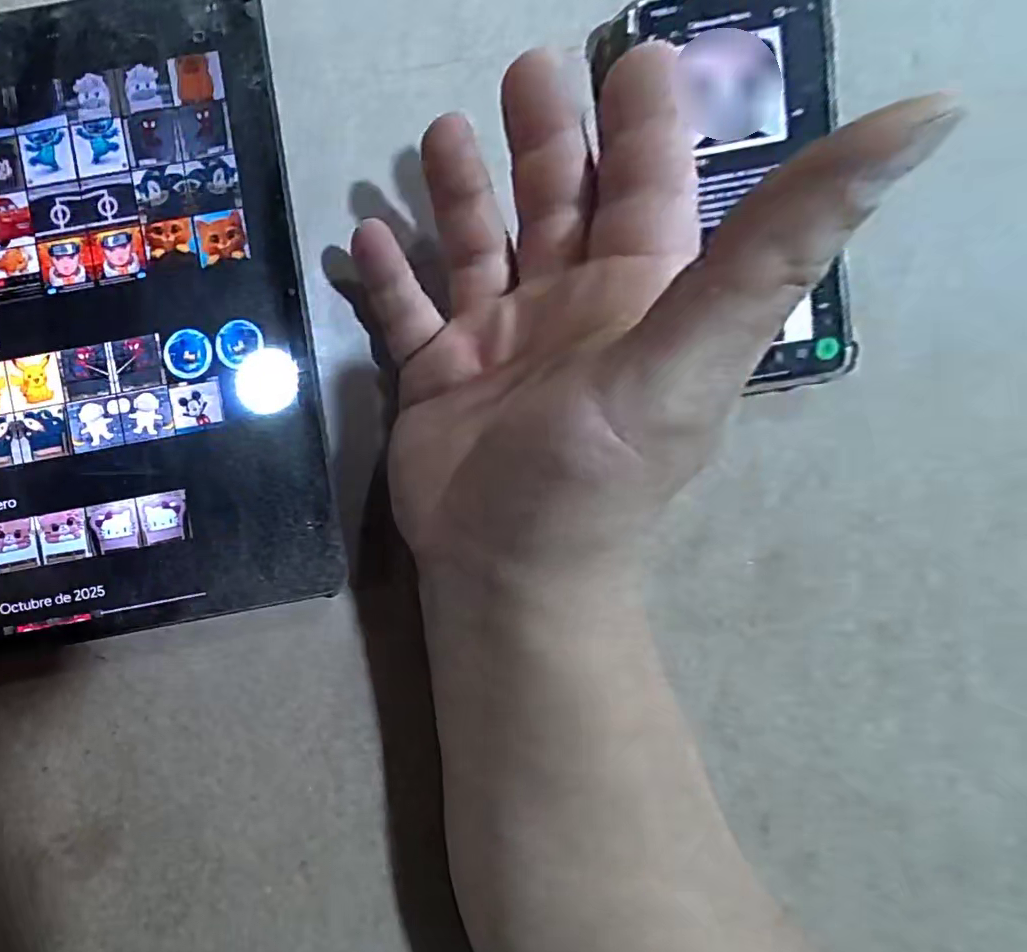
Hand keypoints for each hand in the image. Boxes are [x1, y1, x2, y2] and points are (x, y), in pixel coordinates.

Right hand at [347, 46, 959, 589]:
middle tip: (519, 73)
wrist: (502, 558)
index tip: (625, 55)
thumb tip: (925, 117)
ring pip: (472, 250)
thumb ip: (769, 250)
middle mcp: (561, 307)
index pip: (641, 186)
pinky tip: (366, 239)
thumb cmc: (593, 473)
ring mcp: (489, 340)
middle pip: (550, 204)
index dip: (638, 120)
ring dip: (454, 196)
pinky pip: (406, 313)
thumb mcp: (685, 363)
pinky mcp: (430, 376)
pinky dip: (389, 277)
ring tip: (437, 136)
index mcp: (633, 295)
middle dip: (536, 139)